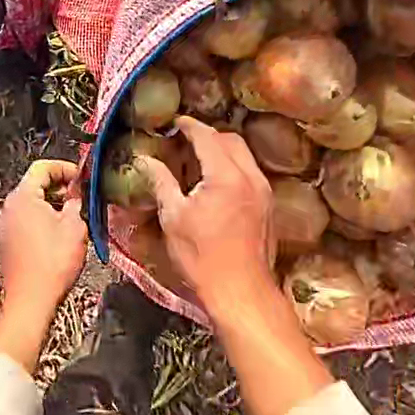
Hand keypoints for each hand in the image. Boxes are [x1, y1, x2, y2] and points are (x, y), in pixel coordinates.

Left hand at [0, 159, 88, 310]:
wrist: (30, 301)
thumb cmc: (53, 261)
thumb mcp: (75, 226)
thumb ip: (76, 202)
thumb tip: (76, 194)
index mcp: (23, 196)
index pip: (43, 167)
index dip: (65, 168)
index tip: (82, 178)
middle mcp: (9, 207)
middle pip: (35, 184)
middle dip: (60, 187)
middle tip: (80, 197)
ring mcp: (4, 226)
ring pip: (30, 203)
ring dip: (52, 204)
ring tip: (73, 217)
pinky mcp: (6, 242)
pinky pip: (25, 220)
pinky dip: (42, 220)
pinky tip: (59, 234)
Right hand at [140, 117, 330, 414]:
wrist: (241, 293)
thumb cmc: (202, 257)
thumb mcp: (174, 218)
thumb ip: (162, 182)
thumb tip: (146, 160)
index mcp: (226, 175)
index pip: (207, 137)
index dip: (190, 125)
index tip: (176, 122)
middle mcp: (250, 176)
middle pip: (231, 140)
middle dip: (208, 134)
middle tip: (185, 139)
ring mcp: (264, 191)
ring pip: (244, 155)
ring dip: (223, 150)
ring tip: (198, 159)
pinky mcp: (268, 206)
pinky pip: (250, 172)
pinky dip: (233, 166)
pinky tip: (216, 182)